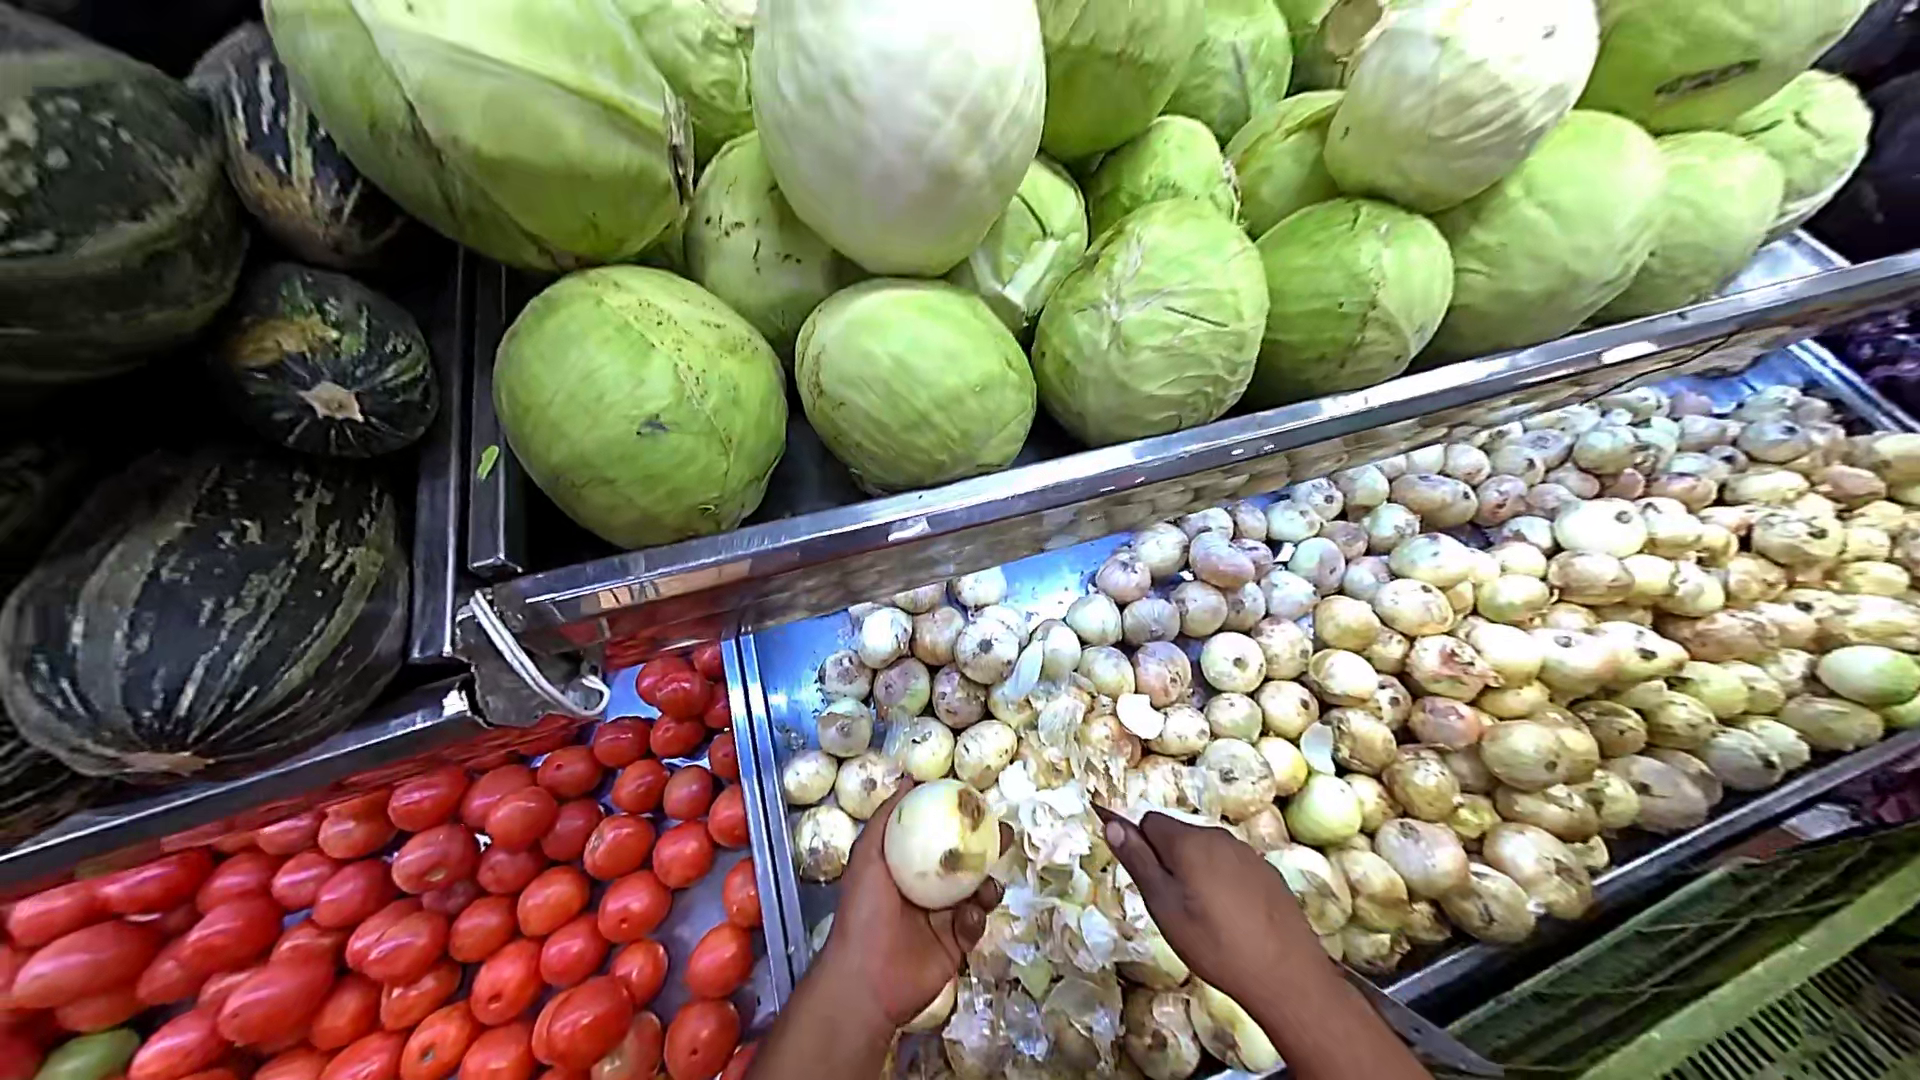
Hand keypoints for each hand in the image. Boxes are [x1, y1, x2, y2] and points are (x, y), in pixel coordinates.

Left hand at [814, 780, 1004, 1030]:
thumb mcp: (868, 855)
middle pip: (967, 860)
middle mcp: (929, 886)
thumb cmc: (863, 910)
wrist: (866, 979)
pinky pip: (976, 923)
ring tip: (989, 883)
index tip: (979, 803)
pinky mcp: (957, 944)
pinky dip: (975, 918)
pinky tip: (966, 918)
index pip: (939, 834)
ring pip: (978, 891)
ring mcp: (945, 916)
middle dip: (988, 847)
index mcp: (908, 864)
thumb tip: (910, 780)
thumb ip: (887, 818)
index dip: (960, 819)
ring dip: (988, 883)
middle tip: (1004, 835)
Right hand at [1096, 807, 1327, 1003]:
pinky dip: (1225, 881)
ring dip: (1197, 870)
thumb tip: (1112, 823)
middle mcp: (1217, 835)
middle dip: (1170, 860)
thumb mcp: (1164, 907)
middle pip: (1178, 835)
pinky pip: (1231, 865)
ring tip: (1206, 917)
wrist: (1289, 979)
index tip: (1153, 885)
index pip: (1149, 822)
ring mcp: (1247, 853)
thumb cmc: (1215, 945)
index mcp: (1188, 841)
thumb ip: (1137, 861)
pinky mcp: (1268, 872)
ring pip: (1205, 850)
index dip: (1143, 849)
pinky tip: (1235, 918)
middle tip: (1176, 906)